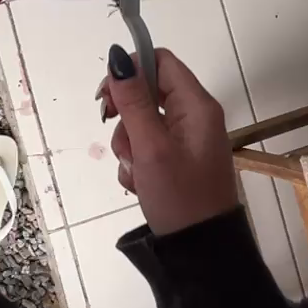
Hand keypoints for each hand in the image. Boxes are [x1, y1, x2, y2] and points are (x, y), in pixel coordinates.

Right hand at [96, 45, 239, 235]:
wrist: (199, 251)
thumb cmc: (179, 195)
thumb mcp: (150, 146)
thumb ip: (133, 100)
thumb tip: (117, 56)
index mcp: (196, 105)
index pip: (160, 60)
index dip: (130, 69)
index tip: (108, 96)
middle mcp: (194, 115)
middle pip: (148, 89)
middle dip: (125, 112)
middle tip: (112, 130)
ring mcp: (186, 138)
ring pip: (142, 119)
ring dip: (127, 140)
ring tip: (133, 167)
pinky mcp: (177, 157)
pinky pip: (146, 142)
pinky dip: (135, 157)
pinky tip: (138, 179)